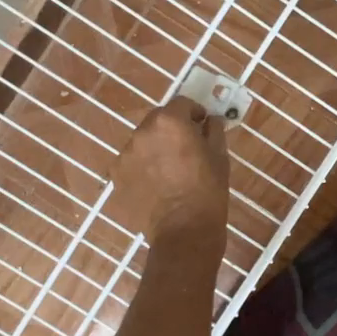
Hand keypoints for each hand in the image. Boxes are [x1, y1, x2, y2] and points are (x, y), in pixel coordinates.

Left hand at [112, 97, 229, 240]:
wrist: (183, 231)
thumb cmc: (208, 191)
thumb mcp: (220, 156)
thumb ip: (213, 130)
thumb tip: (209, 121)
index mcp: (169, 122)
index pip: (181, 104)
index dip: (194, 113)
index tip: (201, 126)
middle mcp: (142, 132)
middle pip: (158, 120)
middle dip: (172, 129)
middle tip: (185, 149)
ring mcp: (125, 155)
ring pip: (143, 142)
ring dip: (155, 148)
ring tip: (169, 172)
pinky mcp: (116, 176)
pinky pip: (132, 164)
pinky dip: (143, 168)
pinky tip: (156, 187)